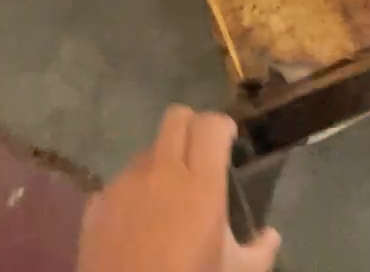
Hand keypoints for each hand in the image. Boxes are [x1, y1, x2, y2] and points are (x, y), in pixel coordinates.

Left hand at [76, 106, 281, 271]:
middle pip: (177, 117)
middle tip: (200, 153)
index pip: (211, 124)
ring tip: (168, 195)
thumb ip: (258, 252)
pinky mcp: (97, 203)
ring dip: (162, 161)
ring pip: (148, 150)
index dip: (222, 127)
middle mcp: (162, 172)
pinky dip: (134, 192)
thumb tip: (271, 235)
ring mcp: (125, 184)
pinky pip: (121, 181)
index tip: (228, 141)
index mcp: (201, 185)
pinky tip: (138, 222)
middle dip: (192, 127)